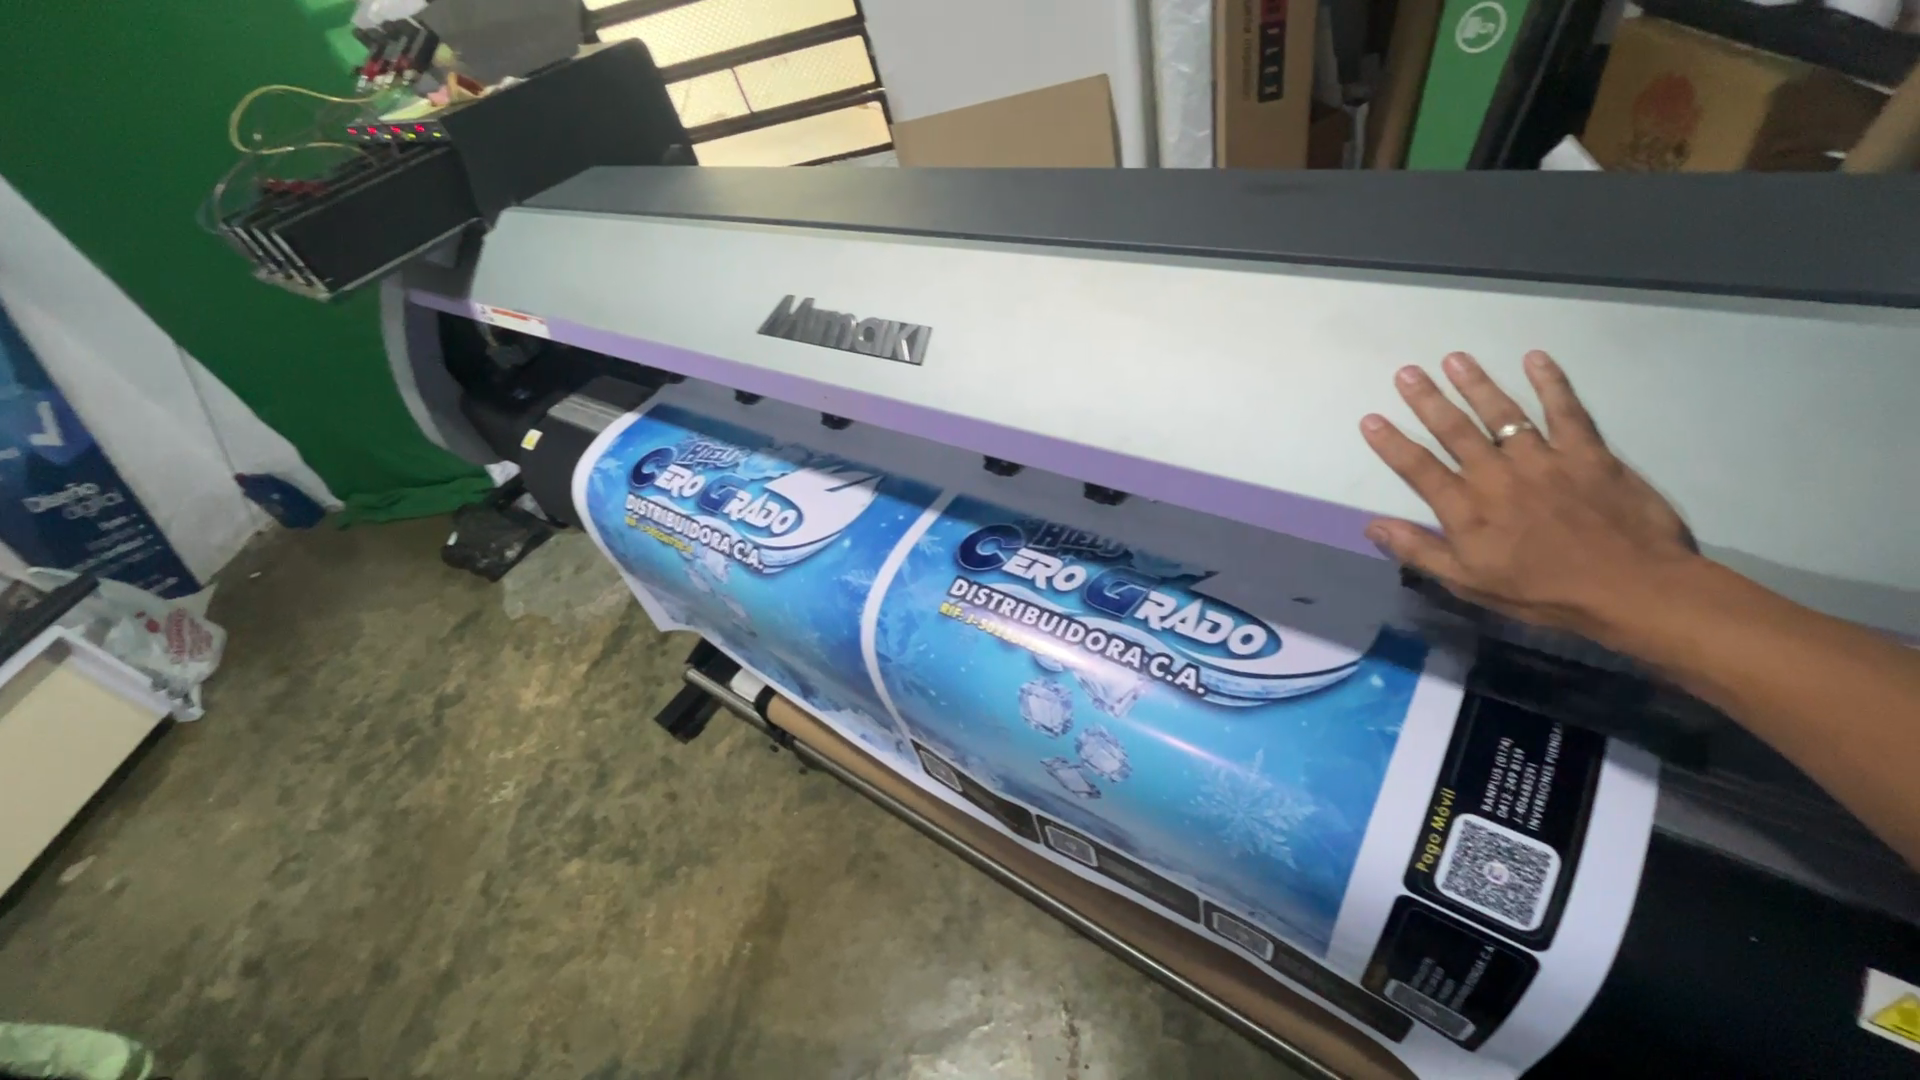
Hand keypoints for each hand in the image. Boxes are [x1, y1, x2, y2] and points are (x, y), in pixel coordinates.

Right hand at [1359, 350, 1696, 638]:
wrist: (1631, 588)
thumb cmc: (1542, 592)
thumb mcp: (1468, 583)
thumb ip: (1420, 551)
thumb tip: (1372, 526)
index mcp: (1467, 509)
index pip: (1418, 468)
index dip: (1391, 443)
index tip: (1370, 419)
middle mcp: (1498, 475)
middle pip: (1455, 430)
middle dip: (1427, 400)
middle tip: (1407, 372)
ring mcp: (1544, 459)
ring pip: (1503, 413)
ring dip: (1476, 384)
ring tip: (1455, 359)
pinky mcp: (1588, 453)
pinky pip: (1566, 411)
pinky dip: (1551, 382)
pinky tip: (1535, 359)